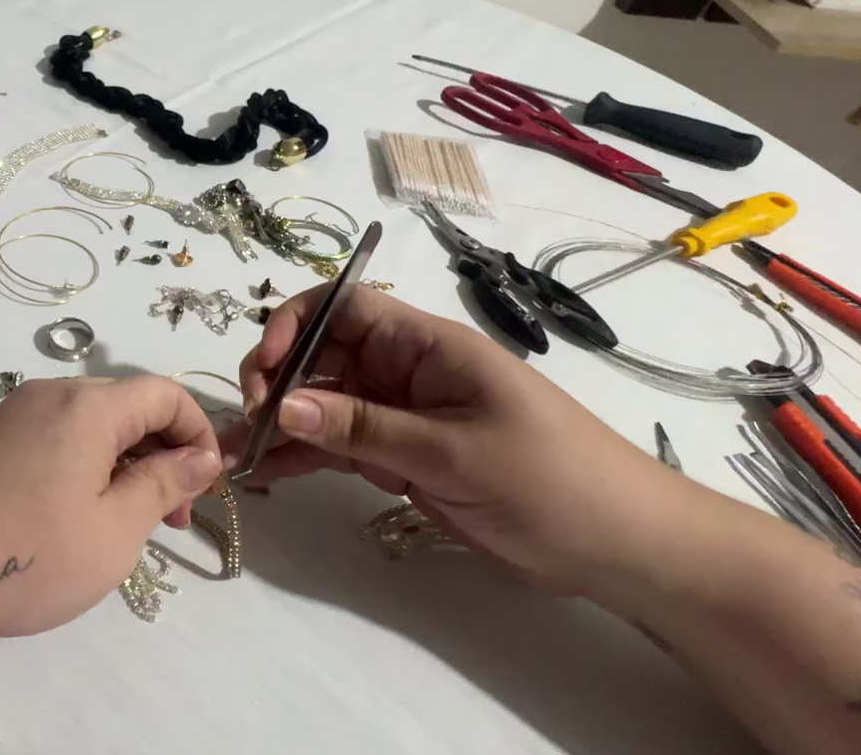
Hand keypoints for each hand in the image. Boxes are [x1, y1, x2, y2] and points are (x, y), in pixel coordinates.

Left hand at [0, 375, 219, 640]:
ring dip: (125, 462)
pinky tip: (82, 514)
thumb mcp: (114, 529)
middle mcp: (50, 393)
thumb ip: (163, 484)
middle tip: (172, 518)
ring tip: (130, 523)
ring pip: (92, 423)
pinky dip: (87, 464)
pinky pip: (58, 435)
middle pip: (127, 404)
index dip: (198, 433)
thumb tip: (199, 457)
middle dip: (163, 452)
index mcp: (87, 405)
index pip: (163, 393)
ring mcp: (16, 413)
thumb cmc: (30, 554)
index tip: (205, 488)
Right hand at [224, 284, 688, 595]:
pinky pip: (333, 446)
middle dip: (275, 379)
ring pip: (318, 405)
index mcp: (423, 345)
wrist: (627, 552)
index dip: (294, 322)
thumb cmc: (554, 480)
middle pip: (318, 356)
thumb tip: (283, 404)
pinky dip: (298, 457)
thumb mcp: (454, 452)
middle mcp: (401, 370)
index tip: (266, 364)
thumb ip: (364, 428)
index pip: (343, 307)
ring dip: (276, 423)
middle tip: (249, 419)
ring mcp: (395, 415)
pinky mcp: (395, 456)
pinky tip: (263, 473)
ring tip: (234, 453)